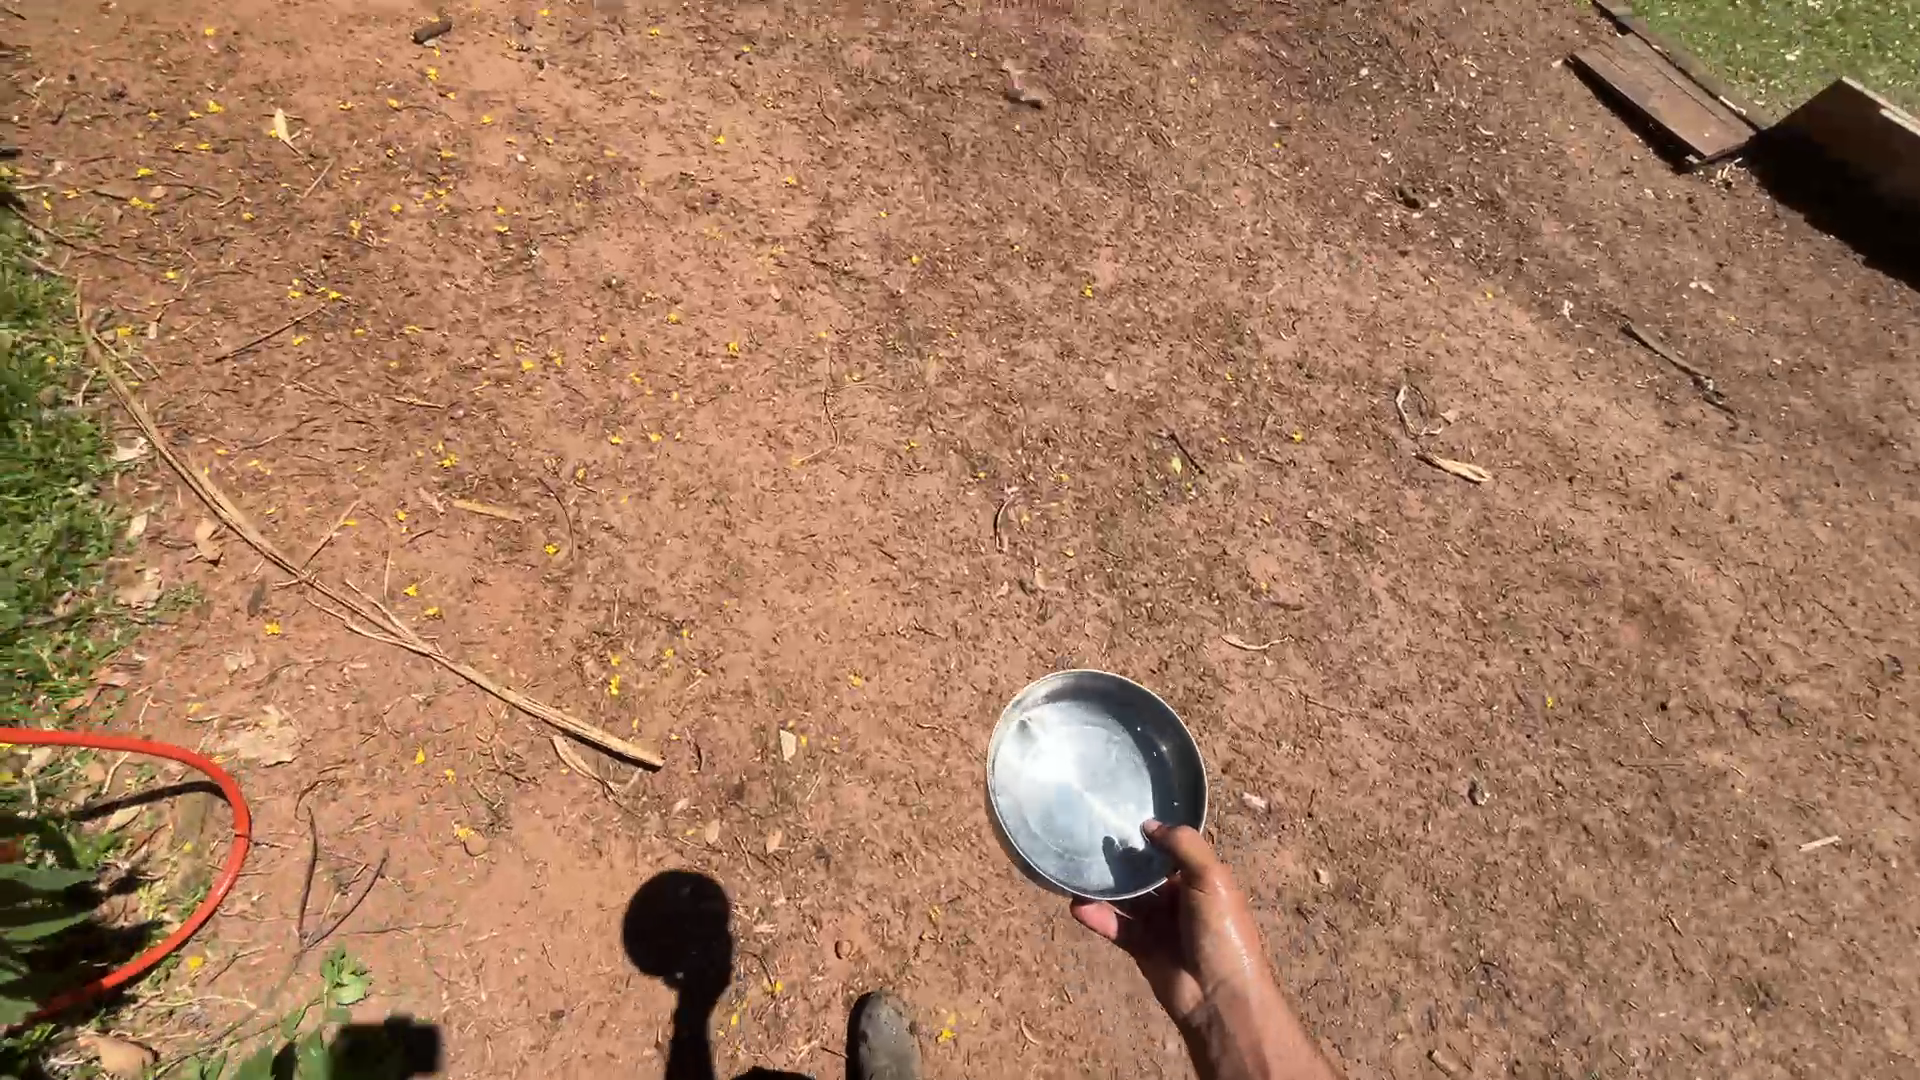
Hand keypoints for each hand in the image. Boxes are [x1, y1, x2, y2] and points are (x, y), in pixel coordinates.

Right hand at [1069, 819, 1274, 1029]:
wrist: (1220, 998)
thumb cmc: (1221, 930)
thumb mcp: (1211, 877)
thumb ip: (1182, 844)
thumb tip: (1148, 824)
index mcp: (1198, 879)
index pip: (1168, 850)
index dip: (1147, 835)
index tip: (1119, 815)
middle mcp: (1177, 899)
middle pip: (1142, 872)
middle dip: (1120, 858)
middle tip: (1089, 838)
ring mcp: (1158, 923)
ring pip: (1125, 898)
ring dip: (1103, 886)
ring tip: (1076, 869)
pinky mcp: (1141, 947)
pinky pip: (1115, 926)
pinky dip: (1096, 916)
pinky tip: (1077, 905)